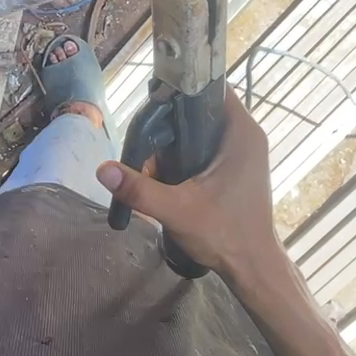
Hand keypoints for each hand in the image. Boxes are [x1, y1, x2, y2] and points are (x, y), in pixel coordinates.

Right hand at [96, 86, 280, 278]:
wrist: (252, 269)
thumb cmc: (225, 235)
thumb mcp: (177, 211)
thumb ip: (140, 189)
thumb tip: (102, 169)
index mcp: (241, 134)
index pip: (210, 87)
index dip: (180, 87)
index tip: (152, 101)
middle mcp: (245, 136)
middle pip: (198, 108)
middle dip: (168, 123)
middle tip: (146, 144)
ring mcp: (240, 151)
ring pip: (196, 129)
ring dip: (171, 143)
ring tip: (152, 167)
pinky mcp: (233, 167)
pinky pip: (201, 146)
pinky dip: (181, 155)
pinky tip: (164, 176)